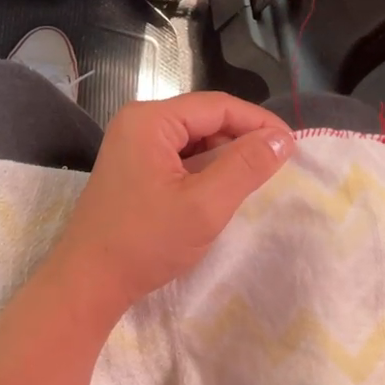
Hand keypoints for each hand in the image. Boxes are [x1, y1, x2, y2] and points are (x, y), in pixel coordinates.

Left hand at [47, 93, 294, 318]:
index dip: (257, 122)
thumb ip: (245, 167)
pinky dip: (203, 167)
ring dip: (223, 154)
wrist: (90, 278)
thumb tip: (282, 139)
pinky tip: (221, 188)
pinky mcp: (132, 165)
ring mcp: (131, 143)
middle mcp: (137, 121)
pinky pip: (177, 154)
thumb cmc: (146, 241)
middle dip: (241, 137)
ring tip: (253, 179)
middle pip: (203, 117)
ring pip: (192, 136)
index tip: (294, 146)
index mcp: (149, 120)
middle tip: (278, 165)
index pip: (216, 106)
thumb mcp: (204, 205)